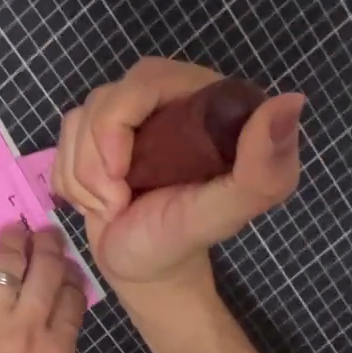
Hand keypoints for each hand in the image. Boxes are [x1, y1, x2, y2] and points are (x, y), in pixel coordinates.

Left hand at [0, 201, 85, 352]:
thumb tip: (50, 324)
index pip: (74, 299)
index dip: (69, 277)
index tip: (63, 267)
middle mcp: (29, 331)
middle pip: (48, 273)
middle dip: (49, 246)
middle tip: (44, 234)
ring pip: (8, 263)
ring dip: (14, 239)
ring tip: (15, 229)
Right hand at [53, 57, 305, 298]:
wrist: (143, 271)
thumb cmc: (180, 242)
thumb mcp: (224, 212)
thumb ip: (260, 166)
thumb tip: (288, 102)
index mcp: (205, 102)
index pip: (143, 81)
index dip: (116, 126)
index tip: (120, 177)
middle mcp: (165, 102)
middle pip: (102, 100)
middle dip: (95, 160)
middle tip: (115, 200)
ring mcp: (128, 122)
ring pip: (77, 122)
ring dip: (83, 177)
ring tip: (111, 205)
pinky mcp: (96, 144)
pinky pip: (63, 143)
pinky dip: (70, 181)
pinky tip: (96, 202)